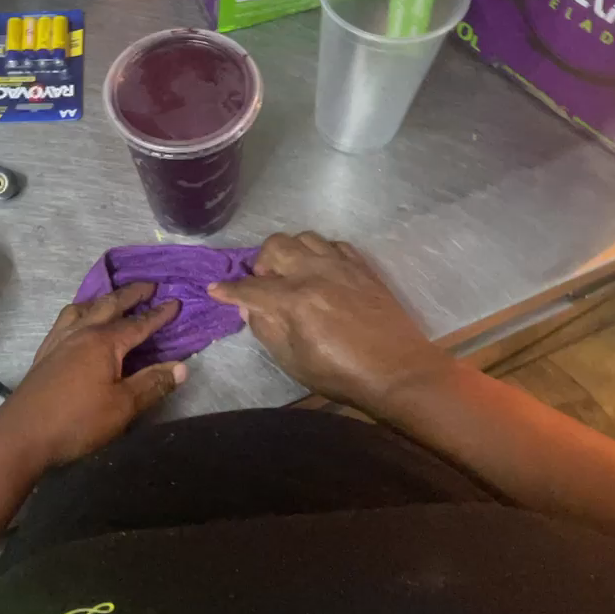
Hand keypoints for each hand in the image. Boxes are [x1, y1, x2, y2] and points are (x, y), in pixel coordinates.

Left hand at [0, 282, 187, 467]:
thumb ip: (152, 383)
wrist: (22, 434)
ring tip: (112, 298)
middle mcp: (81, 332)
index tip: (176, 302)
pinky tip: (78, 323)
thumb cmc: (77, 420)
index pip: (138, 323)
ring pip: (83, 308)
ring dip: (102, 299)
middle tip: (149, 285)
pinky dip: (79, 312)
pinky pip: (65, 320)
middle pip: (109, 305)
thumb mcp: (123, 407)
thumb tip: (182, 366)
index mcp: (103, 342)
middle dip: (131, 294)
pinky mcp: (45, 353)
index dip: (159, 314)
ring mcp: (59, 340)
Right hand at [209, 232, 450, 407]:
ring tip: (292, 275)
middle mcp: (315, 273)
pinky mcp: (362, 267)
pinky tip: (320, 272)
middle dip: (261, 263)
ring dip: (290, 253)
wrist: (398, 372)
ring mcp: (342, 266)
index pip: (250, 288)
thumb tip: (248, 307)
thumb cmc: (341, 375)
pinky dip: (319, 254)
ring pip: (304, 238)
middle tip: (264, 285)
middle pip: (275, 246)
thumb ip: (266, 329)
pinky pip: (333, 244)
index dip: (228, 290)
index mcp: (295, 301)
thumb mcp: (293, 361)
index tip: (216, 290)